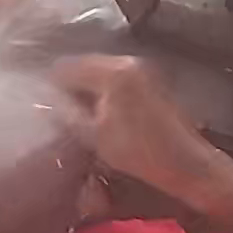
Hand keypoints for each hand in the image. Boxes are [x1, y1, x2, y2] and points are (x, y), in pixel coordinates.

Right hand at [52, 55, 232, 226]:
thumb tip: (46, 103)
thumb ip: (66, 115)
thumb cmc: (140, 153)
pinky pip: (116, 80)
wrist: (192, 169)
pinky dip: (103, 92)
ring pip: (100, 73)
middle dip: (68, 85)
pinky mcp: (151, 83)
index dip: (50, 85)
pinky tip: (99, 114)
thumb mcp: (94, 137)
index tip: (41, 103)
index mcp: (112, 72)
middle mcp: (127, 63)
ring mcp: (142, 71)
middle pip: (84, 66)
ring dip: (86, 88)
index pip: (66, 68)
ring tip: (76, 114)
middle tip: (55, 109)